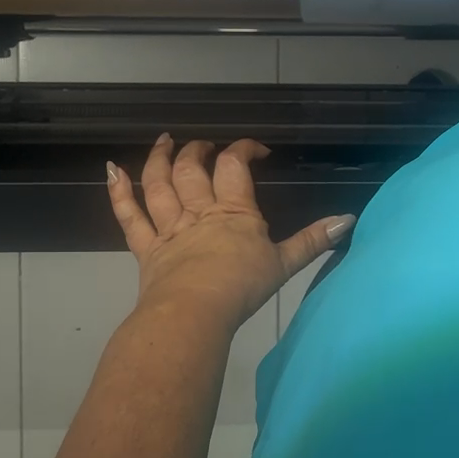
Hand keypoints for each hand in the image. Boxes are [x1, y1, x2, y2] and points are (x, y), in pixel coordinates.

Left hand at [106, 135, 355, 332]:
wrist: (192, 316)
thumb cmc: (240, 288)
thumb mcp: (284, 263)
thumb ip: (313, 240)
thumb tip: (347, 219)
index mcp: (234, 211)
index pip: (236, 165)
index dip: (245, 150)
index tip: (258, 150)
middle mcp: (199, 211)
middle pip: (194, 169)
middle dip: (200, 151)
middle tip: (204, 144)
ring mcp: (169, 228)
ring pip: (160, 184)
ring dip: (160, 159)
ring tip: (163, 141)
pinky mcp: (146, 248)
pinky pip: (129, 216)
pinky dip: (118, 192)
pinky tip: (111, 170)